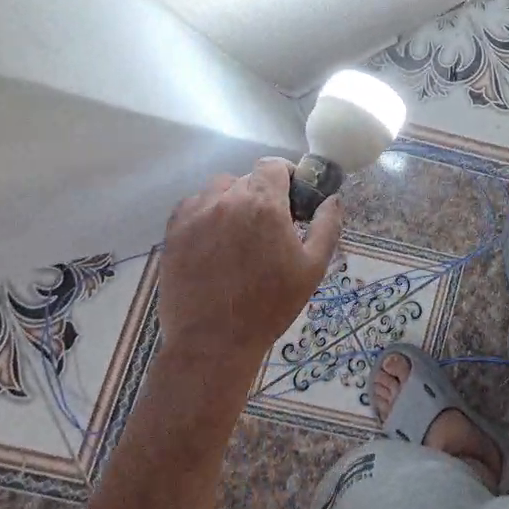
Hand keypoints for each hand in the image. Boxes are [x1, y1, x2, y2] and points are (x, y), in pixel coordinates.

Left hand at [156, 159, 342, 371]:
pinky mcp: (174, 232)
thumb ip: (327, 226)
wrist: (213, 342)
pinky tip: (213, 237)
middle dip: (261, 193)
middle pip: (247, 178)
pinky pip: (192, 205)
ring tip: (238, 229)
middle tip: (269, 223)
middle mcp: (228, 200)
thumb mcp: (312, 268)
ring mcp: (196, 215)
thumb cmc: (270, 305)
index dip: (286, 175)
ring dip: (232, 199)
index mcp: (264, 204)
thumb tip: (333, 199)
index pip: (273, 165)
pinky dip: (205, 211)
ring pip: (218, 189)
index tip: (292, 196)